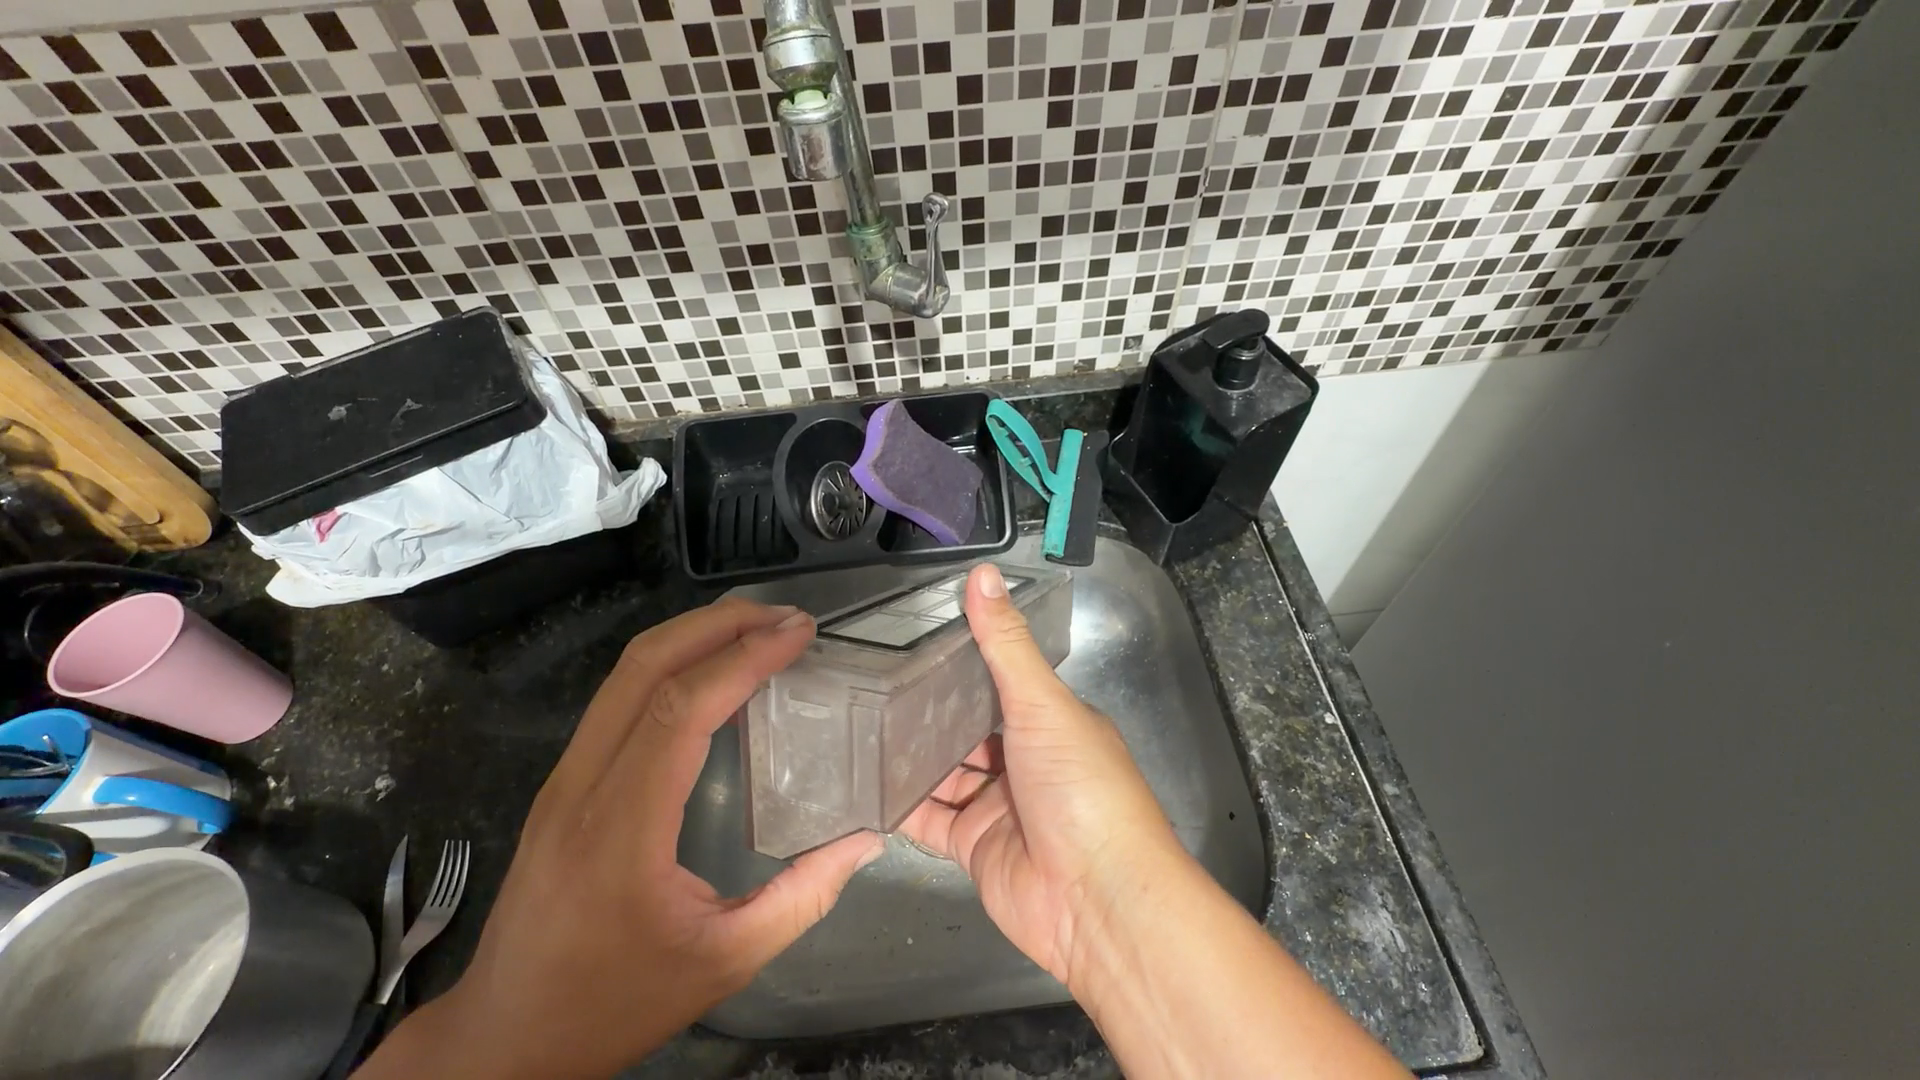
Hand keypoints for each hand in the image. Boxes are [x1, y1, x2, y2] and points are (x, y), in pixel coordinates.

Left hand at [356, 599, 883, 1079]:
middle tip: (784, 616)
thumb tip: (867, 841)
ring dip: (691, 635)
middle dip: (717, 623)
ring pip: (623, 675)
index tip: (797, 633)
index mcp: (621, 829)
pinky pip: (616, 700)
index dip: (743, 658)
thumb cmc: (616, 1001)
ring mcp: (563, 780)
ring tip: (755, 627)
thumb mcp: (725, 961)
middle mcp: (582, 786)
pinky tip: (710, 671)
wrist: (506, 1036)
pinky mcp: (562, 784)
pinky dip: (669, 665)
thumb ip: (803, 897)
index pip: (681, 709)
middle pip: (644, 668)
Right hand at [903, 566, 1411, 1079]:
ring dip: (910, 757)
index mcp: (1051, 723)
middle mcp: (1025, 761)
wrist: (1097, 897)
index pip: (999, 685)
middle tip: (871, 684)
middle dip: (927, 713)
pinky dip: (901, 805)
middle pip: (967, 731)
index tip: (911, 640)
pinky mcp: (972, 847)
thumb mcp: (1042, 704)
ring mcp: (997, 806)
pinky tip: (866, 783)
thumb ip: (1005, 644)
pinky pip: (928, 820)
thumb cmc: (1080, 787)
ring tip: (858, 726)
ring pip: (944, 773)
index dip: (960, 666)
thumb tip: (983, 572)